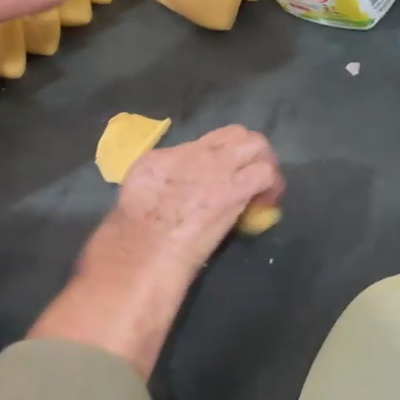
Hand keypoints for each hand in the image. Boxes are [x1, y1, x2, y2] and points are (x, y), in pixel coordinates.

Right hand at [30, 126, 282, 377]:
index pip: (203, 143)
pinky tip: (268, 204)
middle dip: (250, 152)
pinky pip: (265, 173)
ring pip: (255, 145)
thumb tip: (192, 195)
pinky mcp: (231, 190)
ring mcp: (211, 169)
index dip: (221, 157)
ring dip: (266, 163)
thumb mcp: (140, 203)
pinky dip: (273, 186)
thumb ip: (168, 189)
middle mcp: (187, 156)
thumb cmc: (126, 249)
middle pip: (234, 135)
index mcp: (158, 161)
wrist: (133, 264)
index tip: (226, 177)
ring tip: (265, 188)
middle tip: (255, 176)